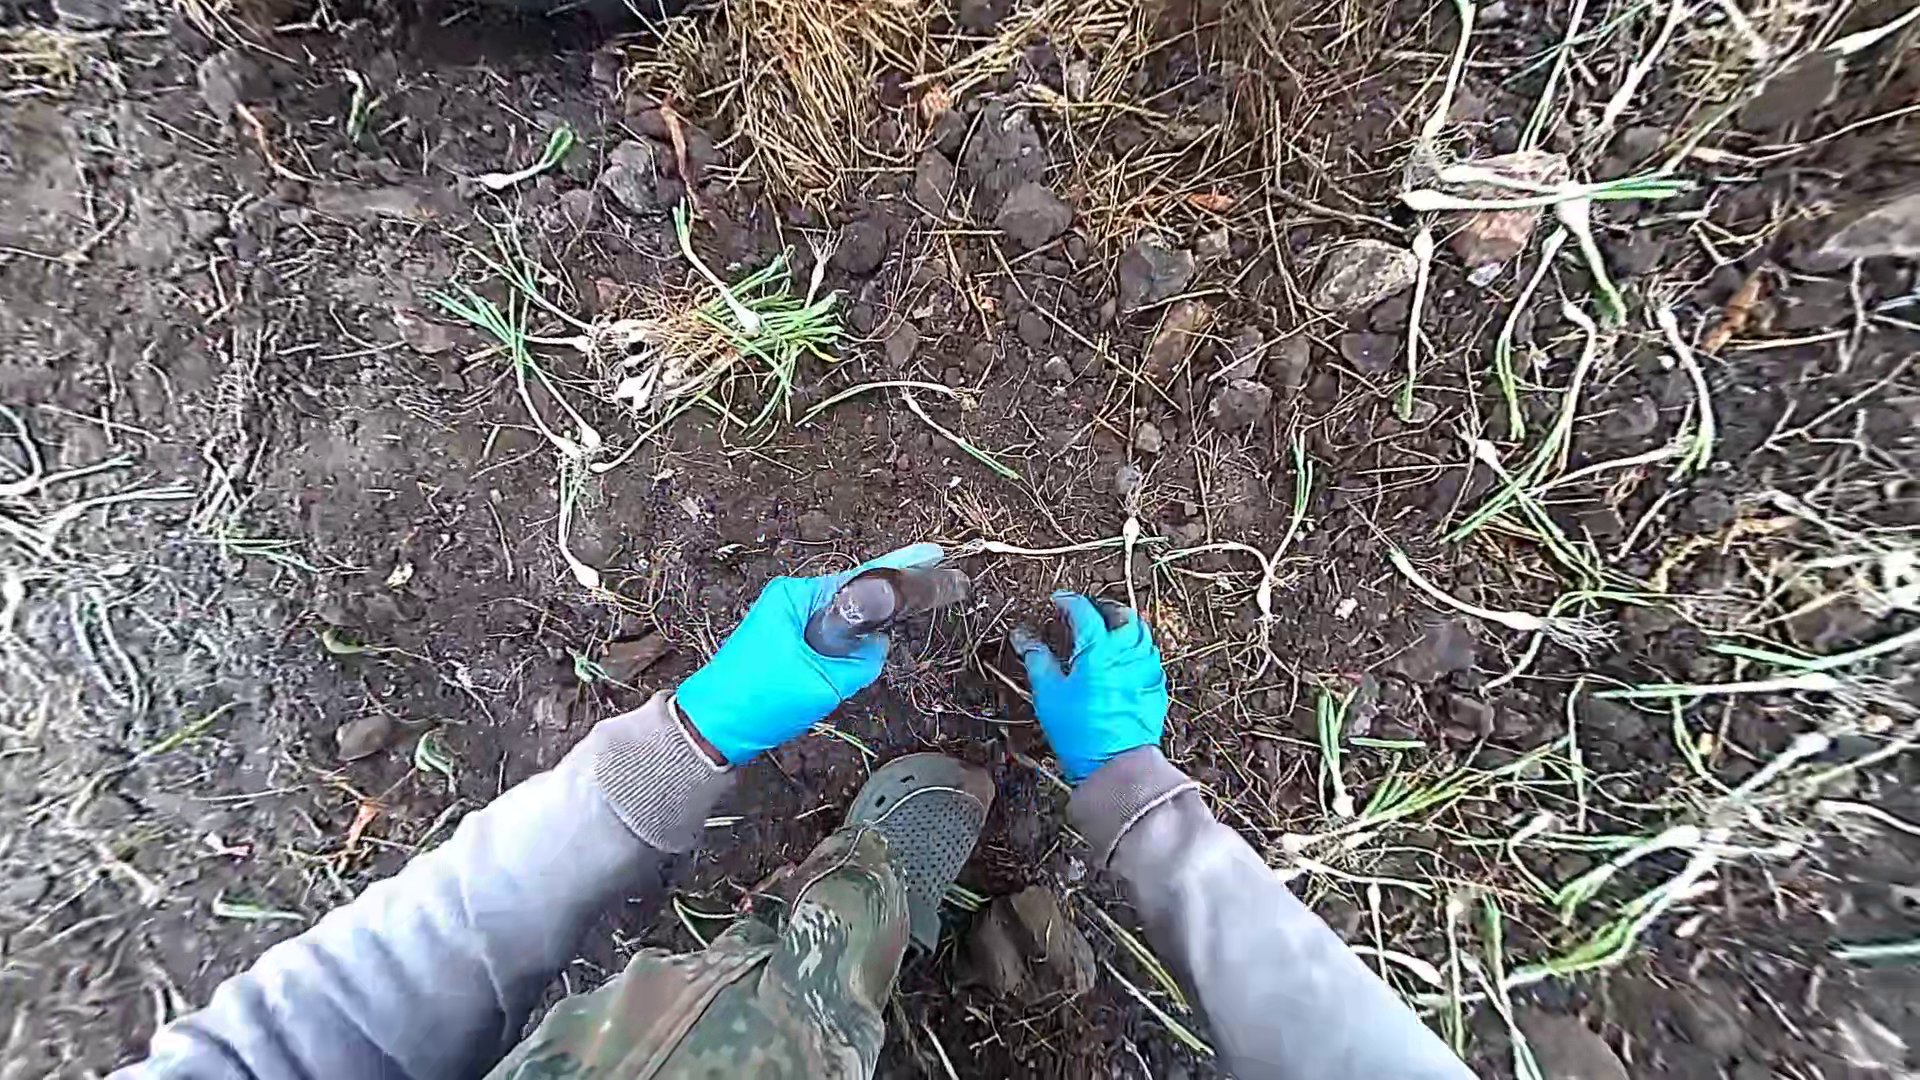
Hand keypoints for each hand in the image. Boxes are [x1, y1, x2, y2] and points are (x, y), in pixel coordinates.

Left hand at [676, 542, 944, 764]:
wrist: (712, 728)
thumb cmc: (760, 699)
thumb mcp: (825, 683)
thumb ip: (862, 661)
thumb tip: (878, 647)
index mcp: (797, 596)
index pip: (859, 576)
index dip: (899, 566)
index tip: (932, 554)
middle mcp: (791, 598)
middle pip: (851, 597)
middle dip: (872, 618)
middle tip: (885, 639)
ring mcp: (784, 617)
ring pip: (838, 621)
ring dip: (850, 642)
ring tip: (837, 675)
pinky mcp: (782, 637)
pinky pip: (822, 636)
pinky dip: (835, 651)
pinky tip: (834, 674)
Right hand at [1011, 591, 1168, 784]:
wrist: (1117, 765)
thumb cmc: (1080, 730)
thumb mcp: (1048, 692)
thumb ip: (1037, 658)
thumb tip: (1024, 637)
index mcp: (1099, 647)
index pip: (1084, 609)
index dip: (1068, 601)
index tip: (1058, 601)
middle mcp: (1127, 651)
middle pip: (1121, 613)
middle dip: (1101, 607)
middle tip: (1084, 612)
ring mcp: (1146, 667)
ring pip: (1139, 632)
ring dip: (1121, 624)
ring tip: (1104, 632)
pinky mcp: (1155, 685)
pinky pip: (1148, 654)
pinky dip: (1134, 647)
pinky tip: (1121, 659)